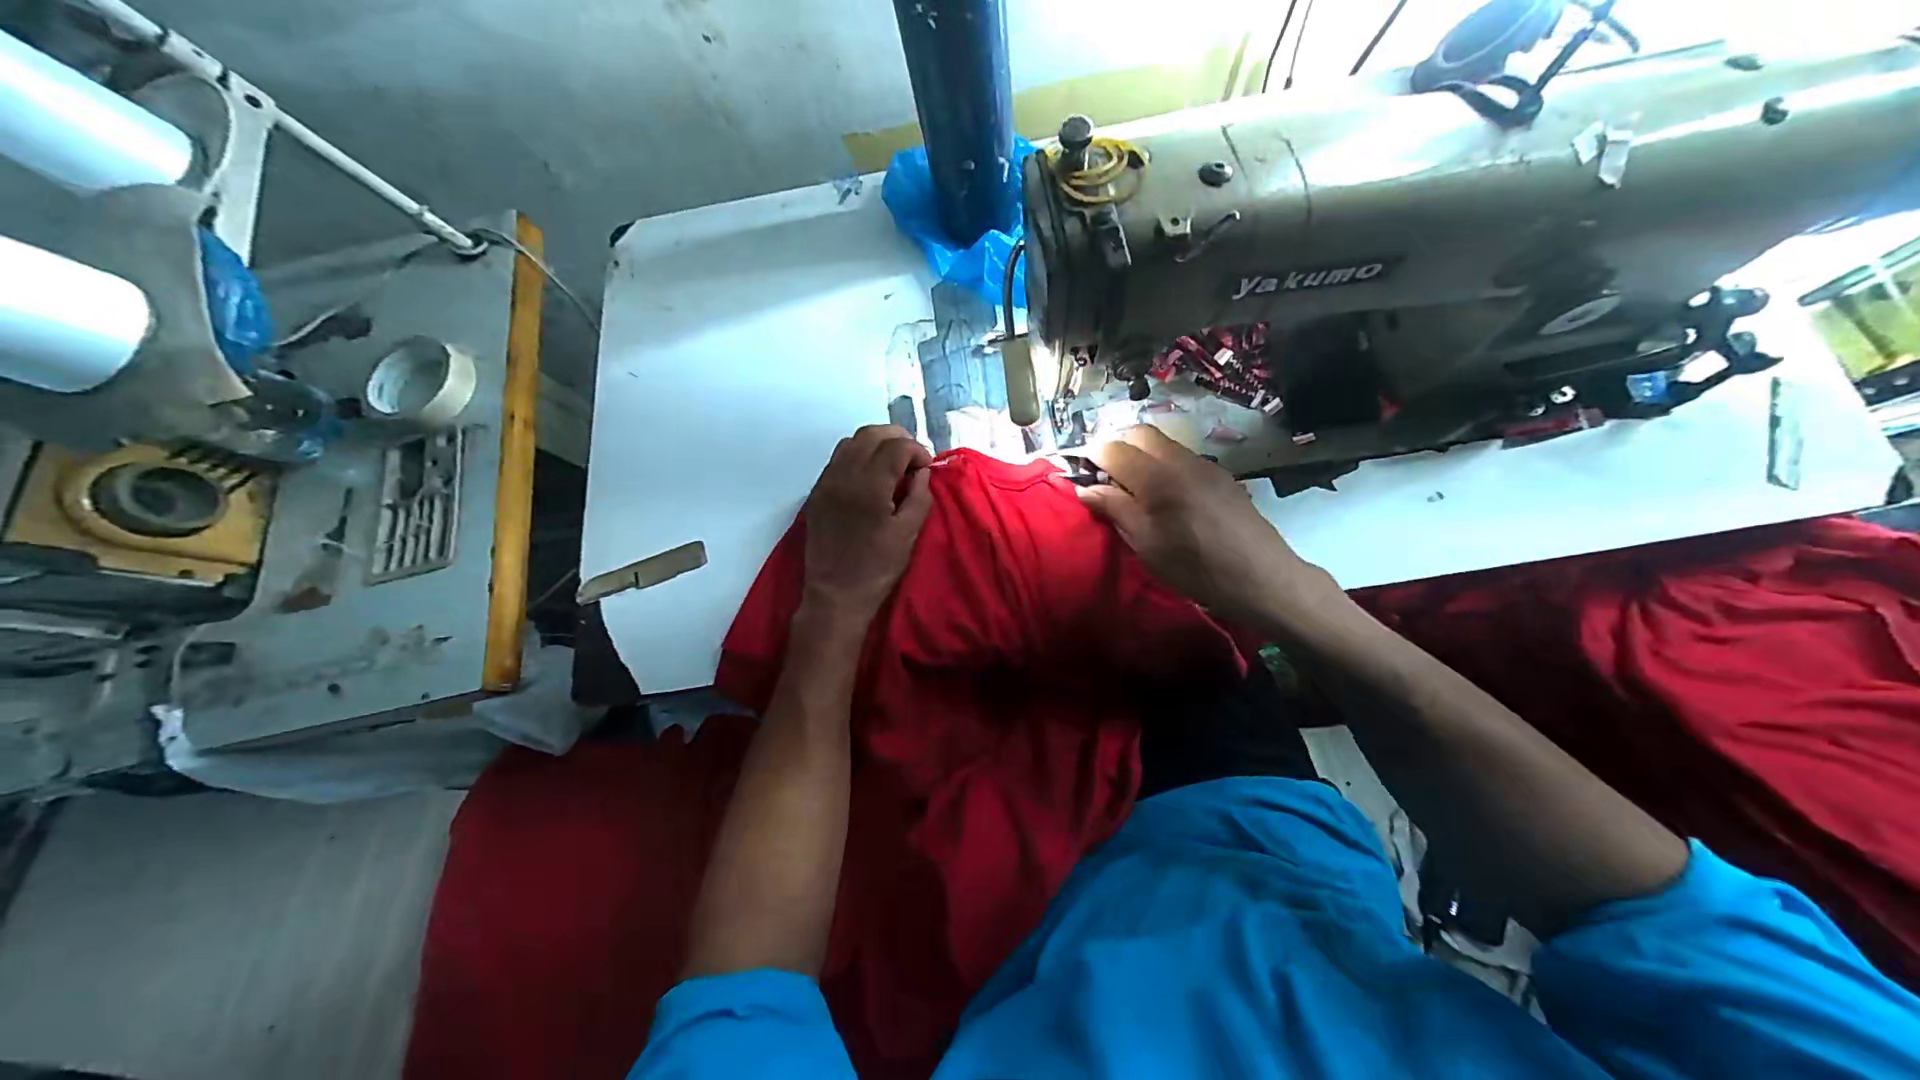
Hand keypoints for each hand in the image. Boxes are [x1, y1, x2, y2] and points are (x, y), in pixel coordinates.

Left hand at [800, 424, 933, 621]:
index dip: (916, 451)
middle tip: (912, 459)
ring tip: (892, 464)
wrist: (836, 594)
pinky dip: (857, 456)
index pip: (896, 446)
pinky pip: (836, 459)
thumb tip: (921, 471)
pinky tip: (869, 475)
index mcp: (869, 486)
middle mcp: (843, 476)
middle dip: (897, 439)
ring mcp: (826, 482)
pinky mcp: (817, 493)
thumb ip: (919, 496)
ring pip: (851, 442)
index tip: (925, 469)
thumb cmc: (877, 568)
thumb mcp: (909, 534)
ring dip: (875, 444)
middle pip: (871, 434)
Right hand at [1076, 425, 1342, 629]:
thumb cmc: (1197, 569)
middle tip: (1103, 474)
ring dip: (1139, 453)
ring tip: (1130, 485)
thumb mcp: (1147, 546)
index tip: (1081, 474)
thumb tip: (1084, 488)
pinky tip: (1162, 492)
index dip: (1091, 456)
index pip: (1113, 447)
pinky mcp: (1220, 475)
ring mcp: (1205, 465)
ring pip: (1162, 442)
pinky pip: (1181, 456)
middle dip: (1115, 445)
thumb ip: (1115, 510)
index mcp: (1158, 480)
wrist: (1262, 577)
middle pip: (1139, 432)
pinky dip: (1161, 462)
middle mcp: (1181, 461)